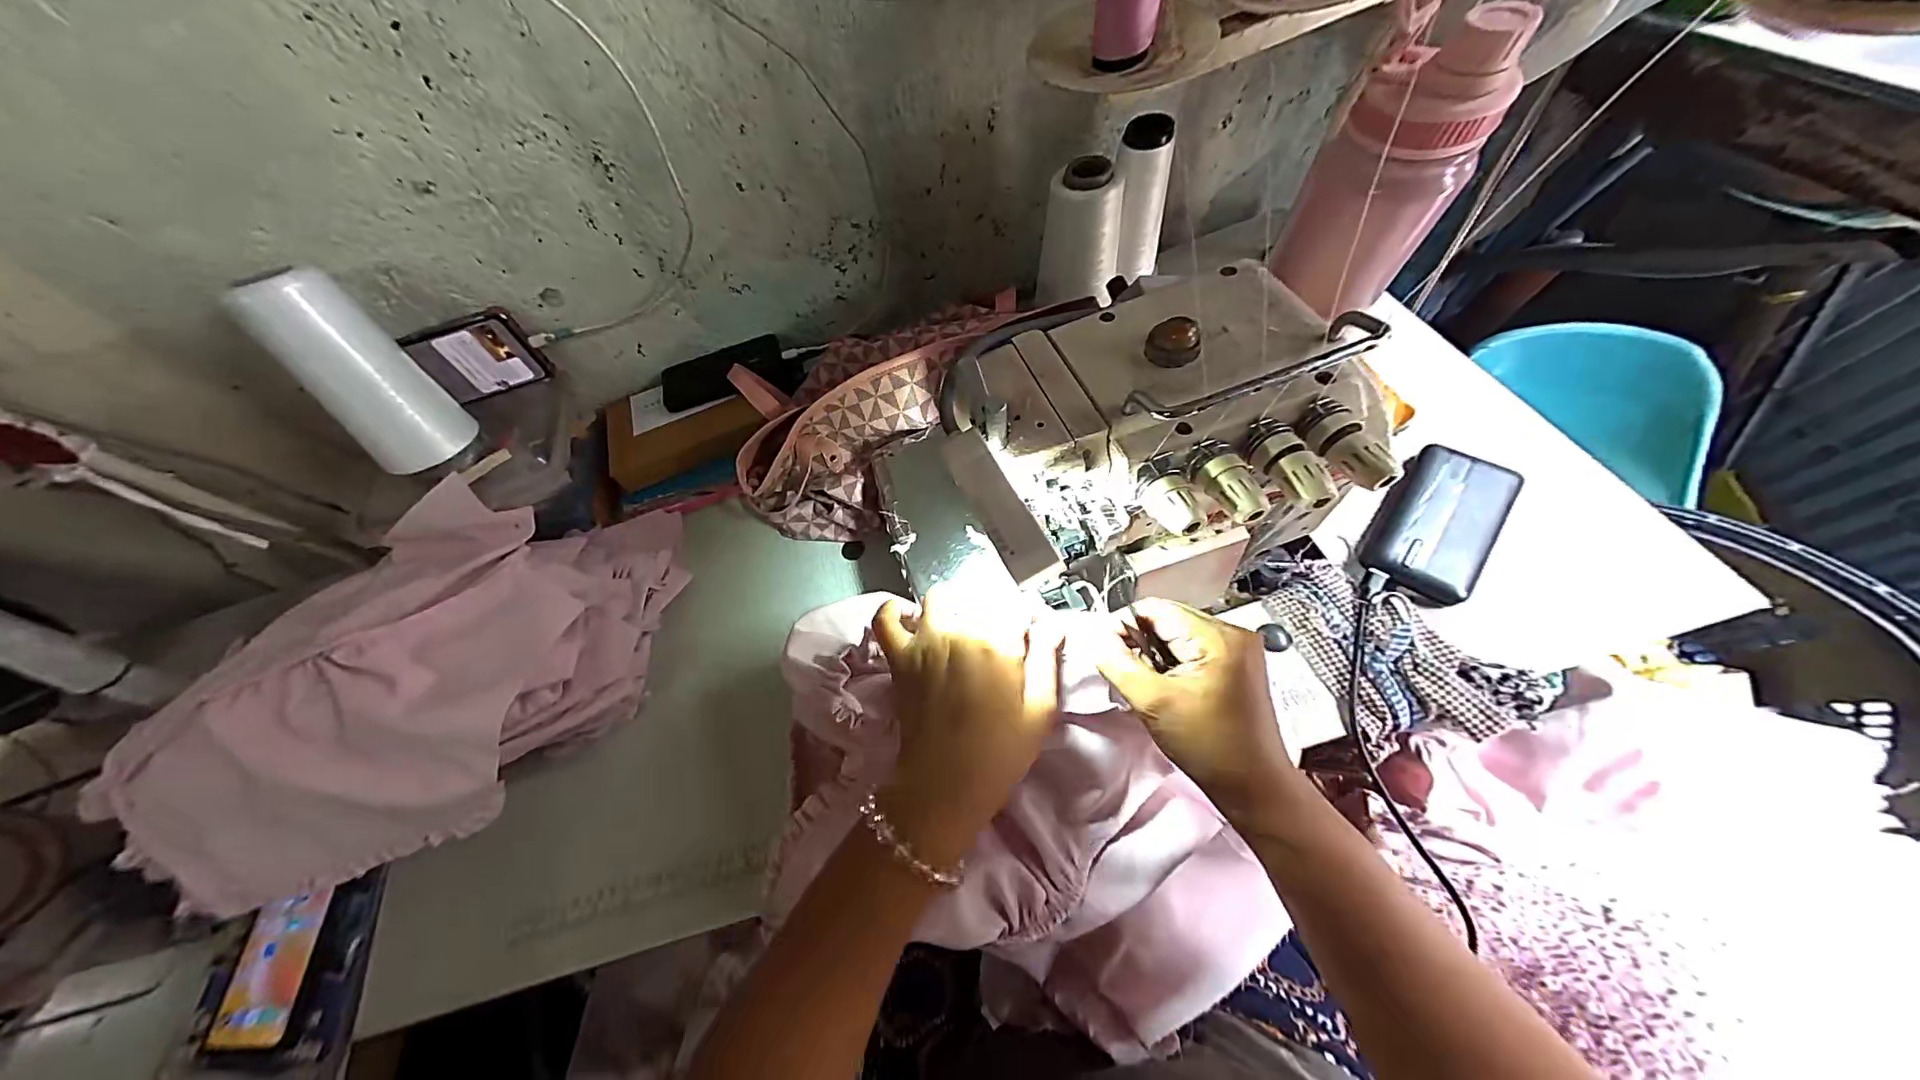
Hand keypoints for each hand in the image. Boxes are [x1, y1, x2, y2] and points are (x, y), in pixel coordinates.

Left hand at [871, 584, 1063, 868]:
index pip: (1015, 607)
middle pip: (977, 599)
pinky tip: (912, 619)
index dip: (1024, 623)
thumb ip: (1047, 658)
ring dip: (952, 608)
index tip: (1027, 641)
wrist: (945, 786)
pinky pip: (886, 619)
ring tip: (961, 631)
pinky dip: (895, 611)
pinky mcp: (899, 657)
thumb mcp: (1040, 710)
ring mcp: (923, 642)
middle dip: (990, 614)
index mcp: (998, 644)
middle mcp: (958, 633)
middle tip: (996, 645)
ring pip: (938, 599)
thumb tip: (1052, 623)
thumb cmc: (999, 753)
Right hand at [1094, 598, 1297, 816]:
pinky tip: (1171, 691)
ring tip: (1154, 688)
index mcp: (1219, 636)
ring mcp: (1239, 649)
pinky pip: (1192, 651)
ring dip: (1157, 657)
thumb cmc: (1211, 748)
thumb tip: (1096, 636)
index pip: (1155, 608)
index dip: (1124, 625)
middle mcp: (1234, 633)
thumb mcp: (1152, 702)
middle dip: (1142, 644)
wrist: (1254, 786)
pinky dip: (1174, 666)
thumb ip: (1118, 662)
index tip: (1108, 649)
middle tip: (1132, 676)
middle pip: (1167, 619)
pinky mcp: (1237, 665)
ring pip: (1177, 636)